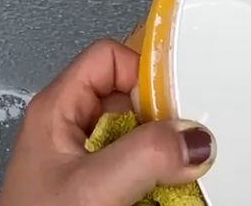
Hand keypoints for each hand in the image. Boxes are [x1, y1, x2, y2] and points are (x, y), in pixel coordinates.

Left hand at [0, 41, 214, 205]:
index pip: (109, 59)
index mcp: (57, 108)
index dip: (144, 73)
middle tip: (185, 145)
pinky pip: (134, 172)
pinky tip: (166, 197)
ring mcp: (81, 163)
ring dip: (161, 156)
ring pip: (135, 138)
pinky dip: (156, 182)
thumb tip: (193, 137)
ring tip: (180, 174)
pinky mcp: (94, 193)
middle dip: (160, 121)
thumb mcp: (92, 188)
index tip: (178, 103)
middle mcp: (69, 129)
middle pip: (127, 99)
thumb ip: (144, 156)